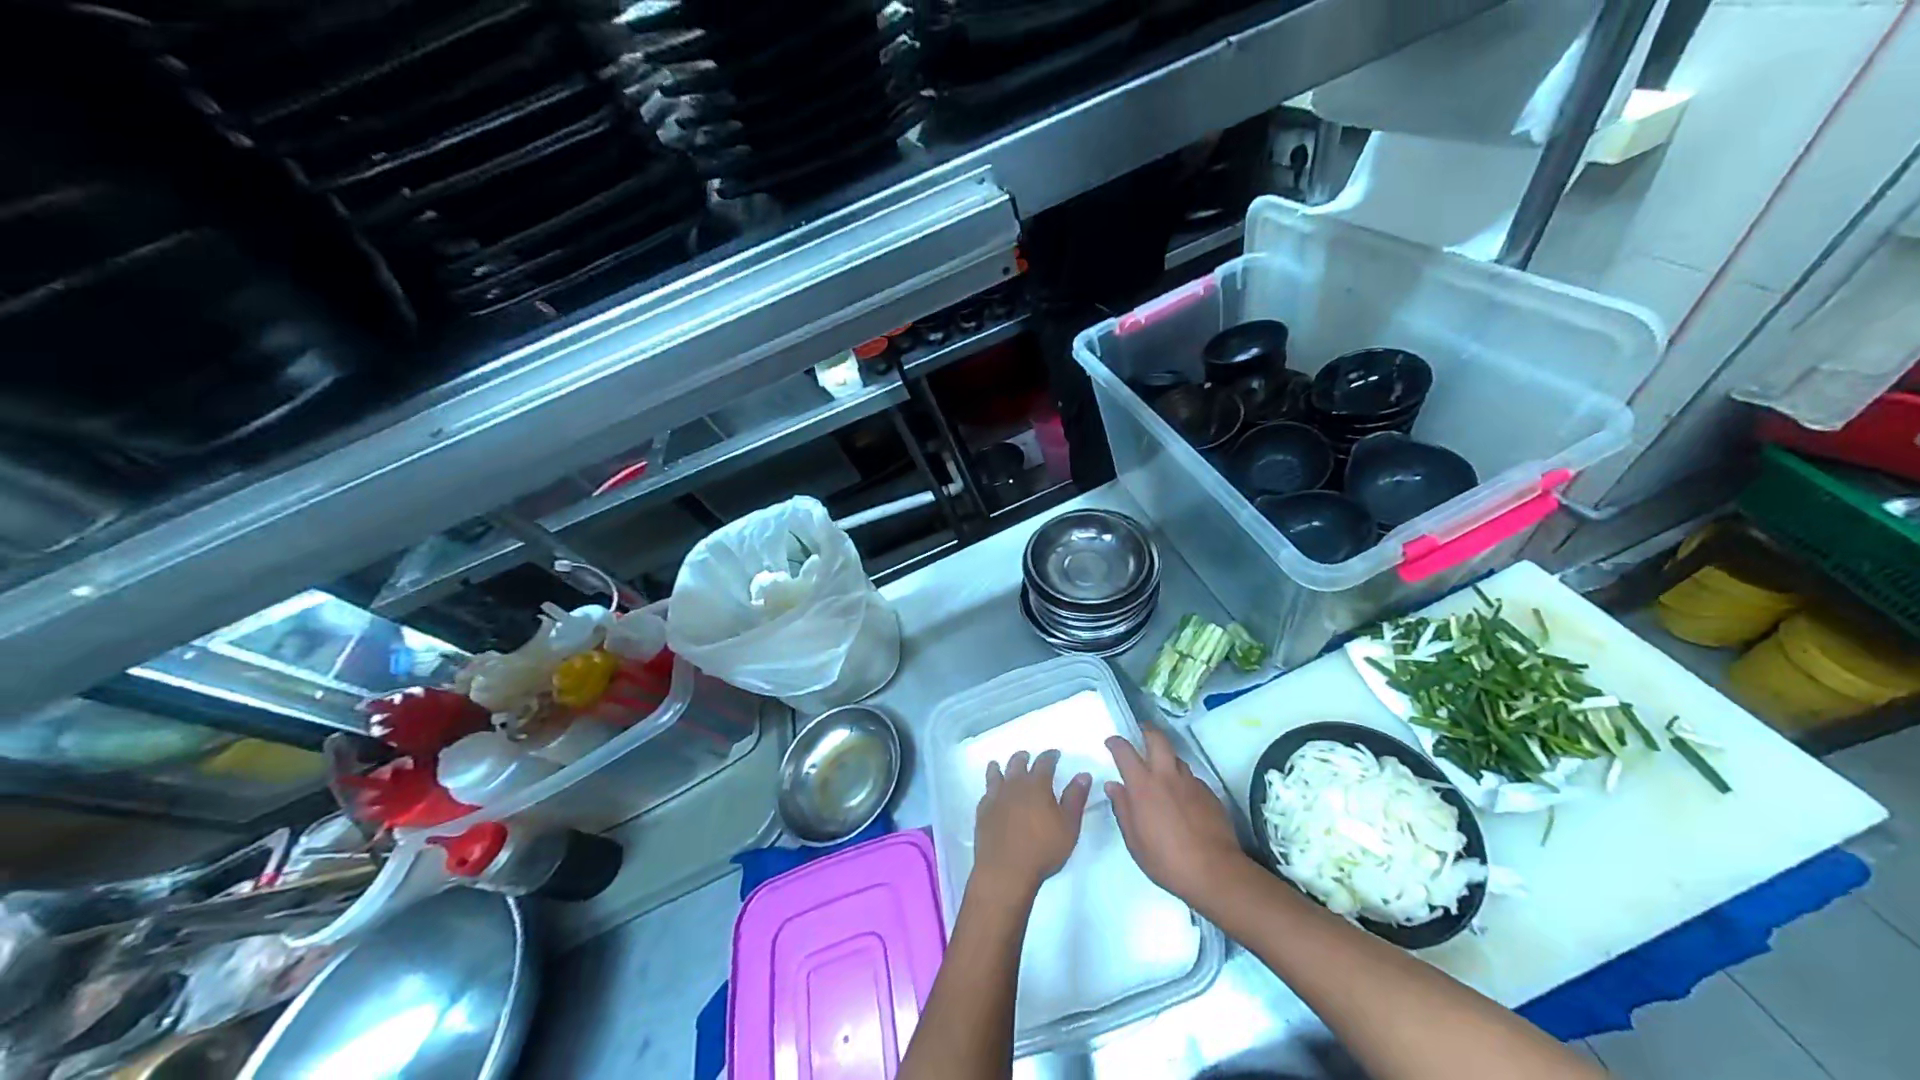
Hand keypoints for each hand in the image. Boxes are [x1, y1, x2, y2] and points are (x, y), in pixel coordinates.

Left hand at [972, 750, 1091, 899]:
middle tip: (1027, 756)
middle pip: (1017, 764)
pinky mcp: (982, 812)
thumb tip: (1083, 774)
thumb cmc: (1043, 849)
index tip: (1054, 754)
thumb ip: (1075, 798)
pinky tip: (990, 792)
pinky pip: (985, 793)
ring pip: (996, 774)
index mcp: (1037, 785)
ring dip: (1000, 767)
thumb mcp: (1069, 825)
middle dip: (1024, 758)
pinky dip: (989, 788)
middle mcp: (1014, 786)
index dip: (1050, 756)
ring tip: (999, 764)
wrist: (1005, 870)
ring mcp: (995, 798)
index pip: (1044, 762)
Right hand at [1106, 728, 1246, 905]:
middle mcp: (1167, 775)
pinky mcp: (1210, 793)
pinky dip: (1182, 780)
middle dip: (1147, 731)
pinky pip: (1191, 778)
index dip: (1116, 742)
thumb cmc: (1165, 859)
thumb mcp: (1134, 840)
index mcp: (1143, 785)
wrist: (1214, 871)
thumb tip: (1114, 786)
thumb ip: (1122, 808)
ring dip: (1166, 757)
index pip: (1125, 751)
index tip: (1111, 742)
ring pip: (1176, 757)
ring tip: (1162, 770)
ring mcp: (1191, 782)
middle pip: (1157, 739)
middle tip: (1141, 733)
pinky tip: (1182, 797)